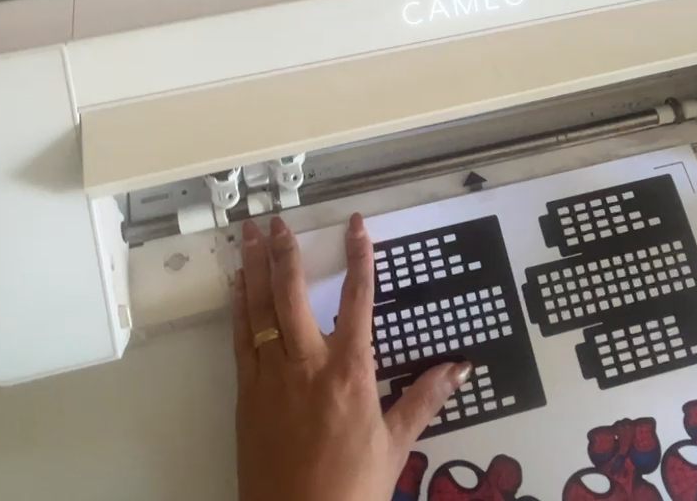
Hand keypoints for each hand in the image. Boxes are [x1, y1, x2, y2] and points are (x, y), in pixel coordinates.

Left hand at [233, 214, 468, 500]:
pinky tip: (236, 286)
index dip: (359, 257)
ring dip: (254, 268)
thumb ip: (424, 399)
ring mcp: (271, 377)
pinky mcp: (246, 395)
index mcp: (349, 371)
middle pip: (293, 294)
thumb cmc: (351, 490)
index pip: (358, 299)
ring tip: (249, 235)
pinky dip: (238, 308)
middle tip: (276, 222)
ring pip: (260, 309)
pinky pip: (241, 340)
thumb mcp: (395, 446)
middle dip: (285, 253)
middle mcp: (307, 364)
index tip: (355, 224)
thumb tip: (459, 368)